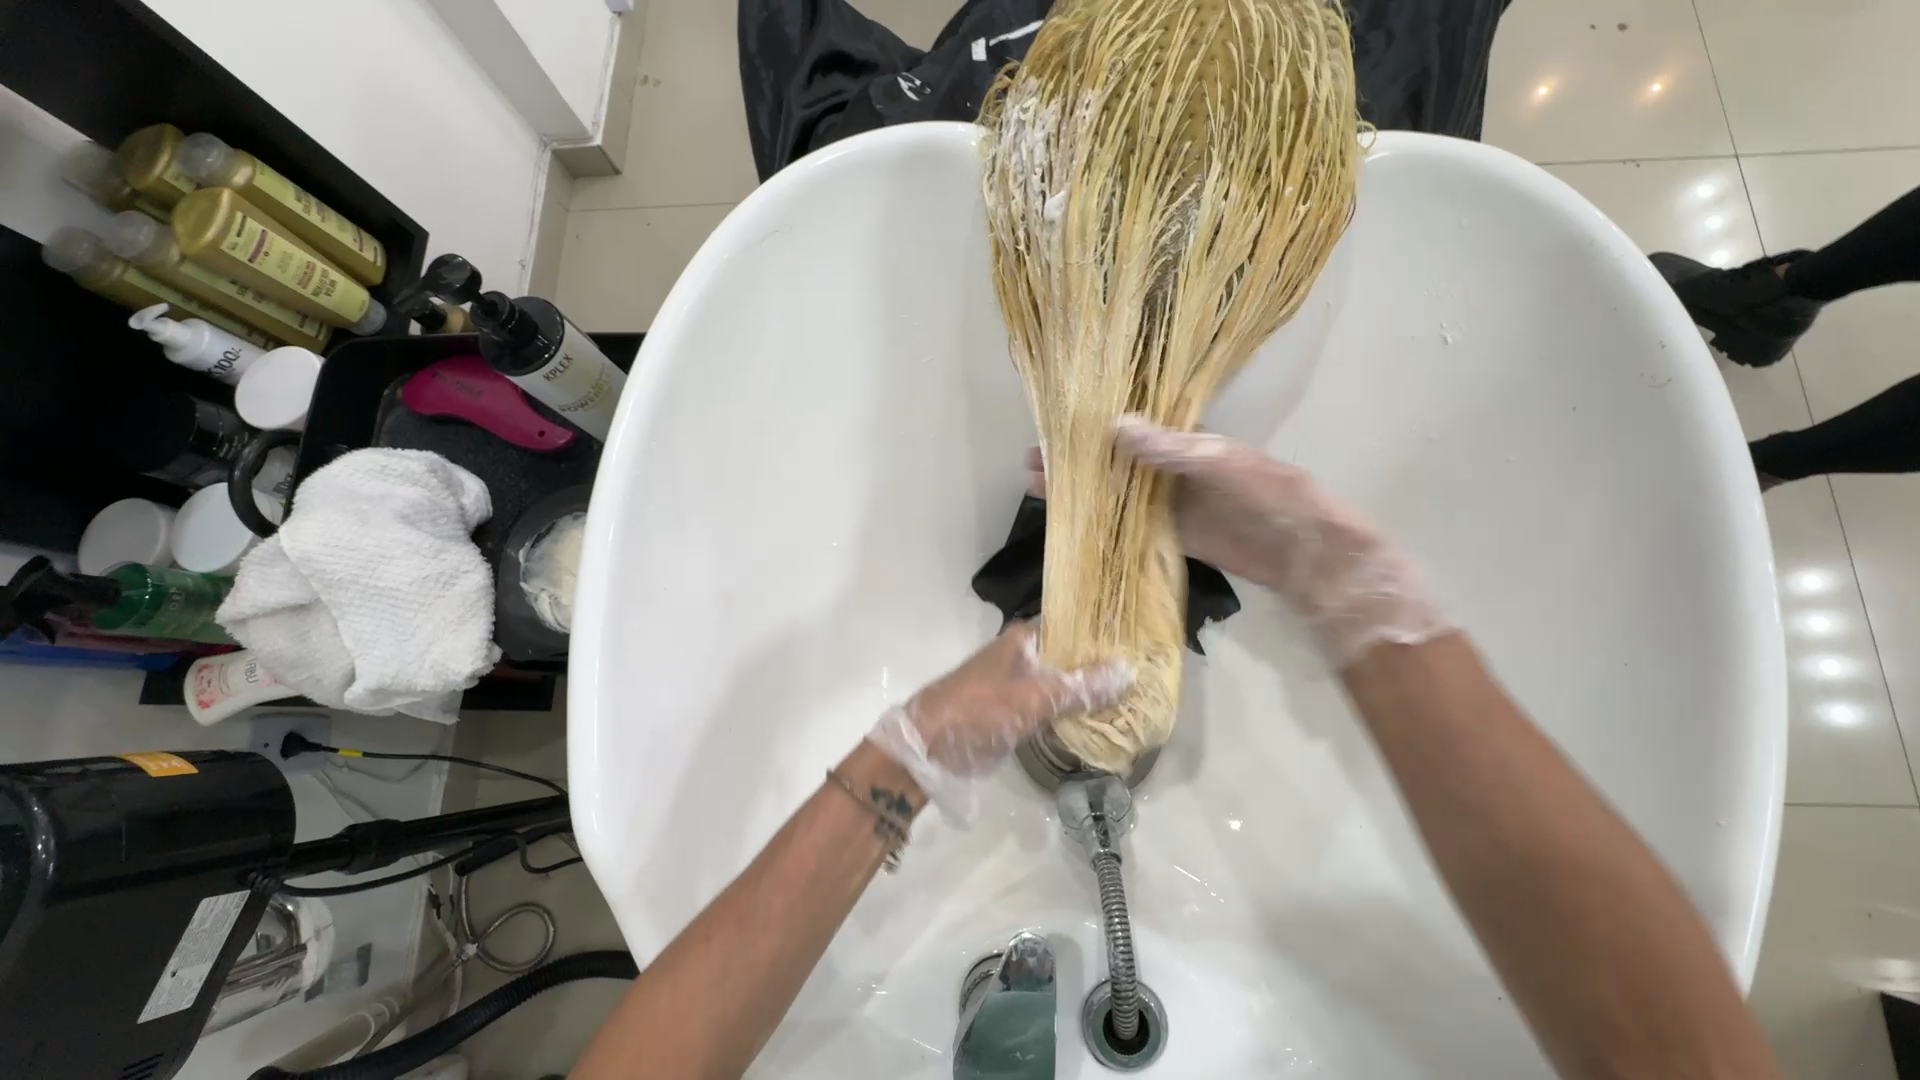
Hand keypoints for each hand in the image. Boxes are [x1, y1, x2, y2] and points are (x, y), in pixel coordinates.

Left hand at [867, 623, 1132, 824]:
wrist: (930, 747)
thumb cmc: (979, 709)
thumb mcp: (1034, 696)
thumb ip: (1081, 686)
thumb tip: (1129, 672)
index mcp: (1024, 639)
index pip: (1072, 624)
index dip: (1103, 631)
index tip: (1140, 638)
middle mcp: (1024, 656)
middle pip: (1071, 656)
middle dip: (1103, 665)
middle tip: (1147, 670)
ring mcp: (1020, 686)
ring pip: (1064, 684)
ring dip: (1091, 692)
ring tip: (1136, 695)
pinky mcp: (1016, 714)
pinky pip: (1054, 709)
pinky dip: (1075, 714)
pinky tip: (1105, 721)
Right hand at [1027, 418, 1453, 667]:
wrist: (1309, 550)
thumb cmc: (1272, 493)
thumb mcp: (1223, 463)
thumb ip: (1172, 449)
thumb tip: (1115, 426)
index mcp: (1186, 442)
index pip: (1128, 430)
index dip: (1090, 430)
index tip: (1052, 432)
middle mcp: (1173, 471)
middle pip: (1115, 464)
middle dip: (1076, 465)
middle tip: (1032, 466)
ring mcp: (1174, 506)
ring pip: (1119, 498)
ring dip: (1085, 496)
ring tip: (1042, 494)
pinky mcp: (1179, 538)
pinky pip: (1134, 530)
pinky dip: (1107, 529)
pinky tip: (1078, 530)